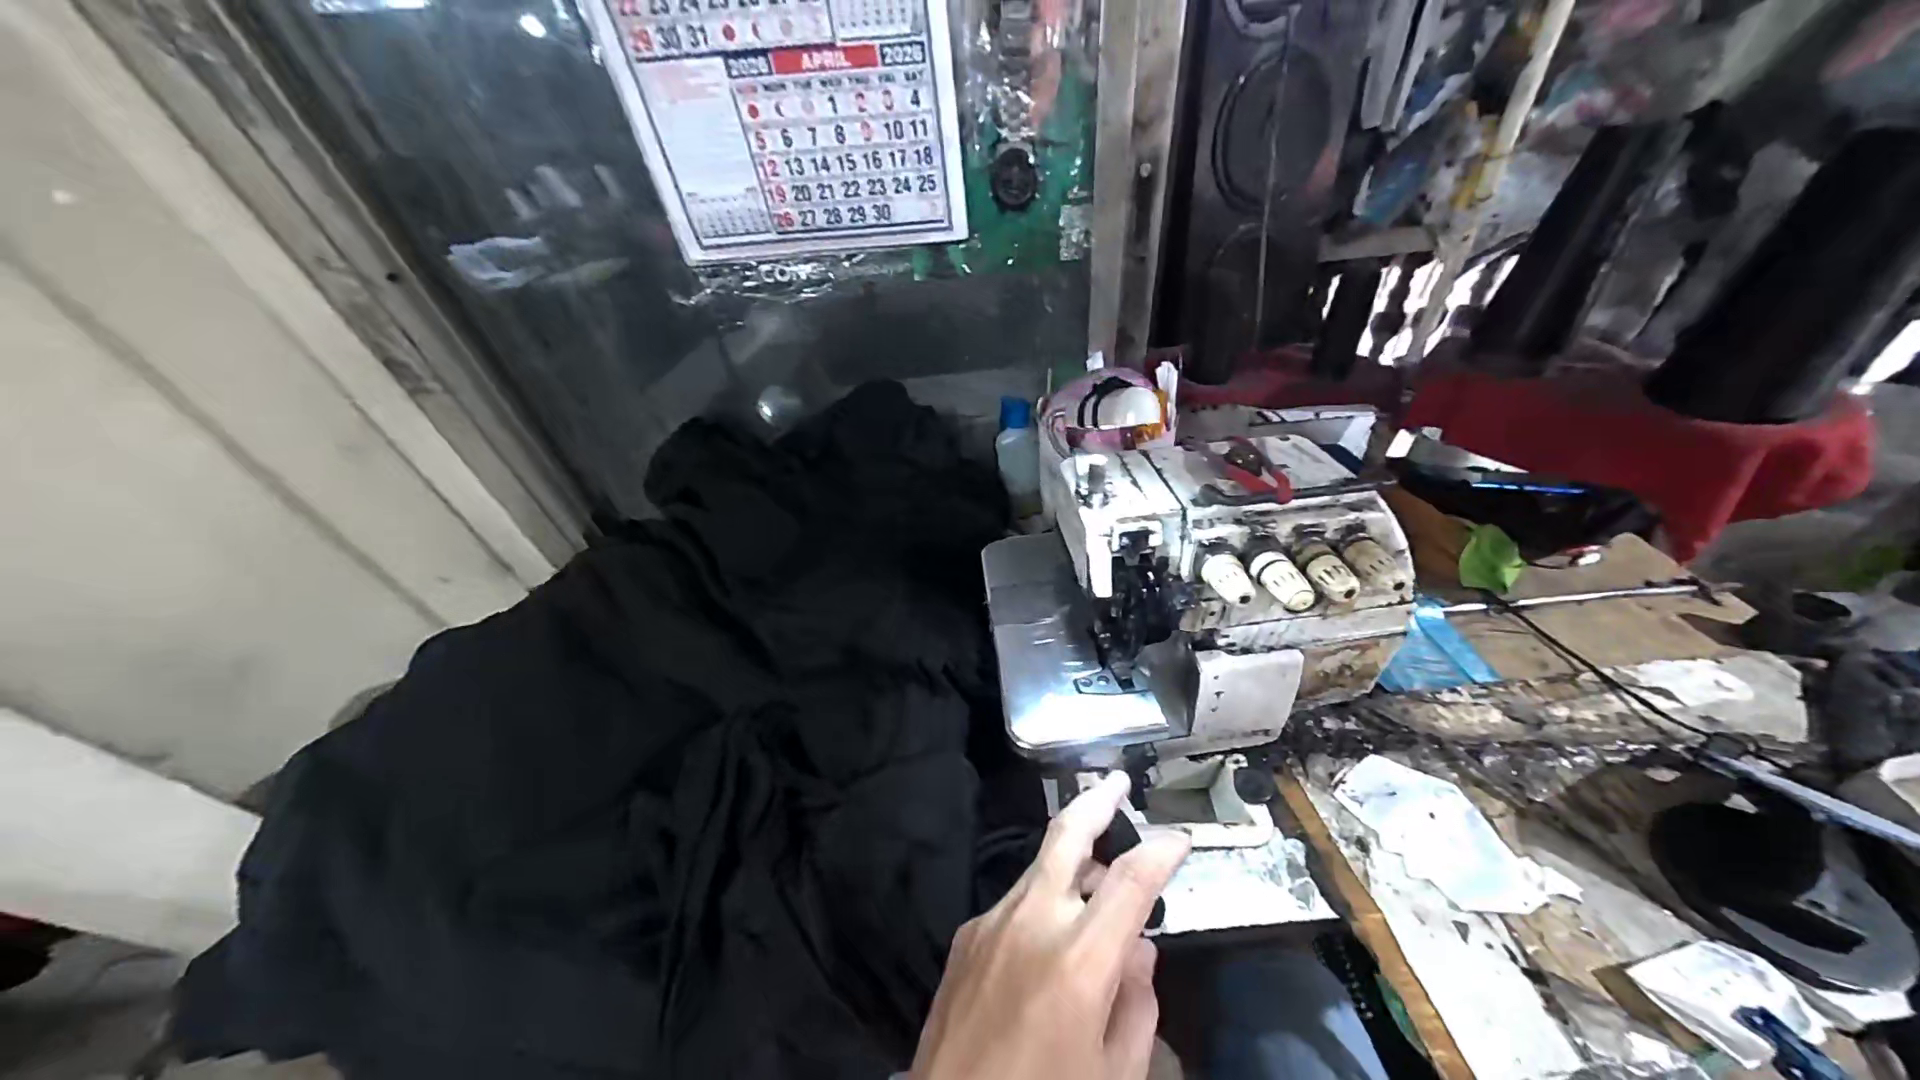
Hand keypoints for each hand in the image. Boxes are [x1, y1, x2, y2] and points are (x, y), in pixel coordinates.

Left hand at [909, 773, 1191, 1079]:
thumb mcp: (1115, 1073)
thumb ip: (1137, 1003)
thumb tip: (1138, 948)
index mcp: (1079, 959)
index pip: (1131, 880)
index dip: (1161, 851)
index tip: (1179, 838)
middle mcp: (1033, 921)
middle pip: (1067, 835)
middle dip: (1096, 800)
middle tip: (1117, 781)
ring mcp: (992, 921)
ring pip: (1040, 866)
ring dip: (1073, 859)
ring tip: (1100, 875)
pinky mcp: (967, 933)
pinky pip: (1016, 902)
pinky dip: (1044, 902)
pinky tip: (1052, 937)